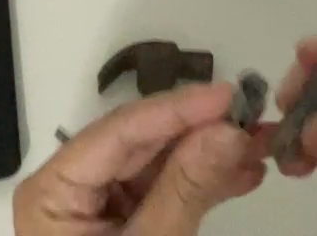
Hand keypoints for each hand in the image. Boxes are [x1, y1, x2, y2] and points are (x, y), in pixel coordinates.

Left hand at [14, 82, 267, 234]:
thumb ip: (186, 189)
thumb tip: (229, 128)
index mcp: (53, 189)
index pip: (118, 132)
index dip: (175, 108)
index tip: (227, 93)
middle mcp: (72, 186)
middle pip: (140, 143)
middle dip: (200, 129)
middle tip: (254, 113)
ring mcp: (100, 206)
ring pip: (159, 163)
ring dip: (210, 154)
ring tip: (263, 141)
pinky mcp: (126, 226)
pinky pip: (167, 191)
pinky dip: (206, 184)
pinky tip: (246, 173)